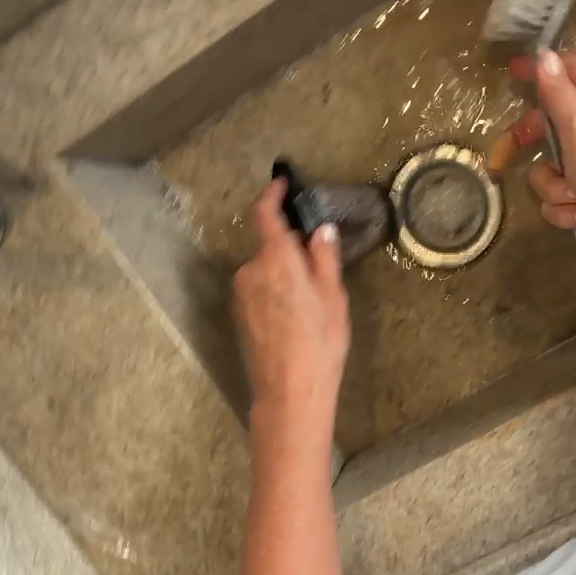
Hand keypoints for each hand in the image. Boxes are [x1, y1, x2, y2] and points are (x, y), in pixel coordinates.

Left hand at [234, 179, 349, 428]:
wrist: (291, 389)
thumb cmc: (320, 341)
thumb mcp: (333, 296)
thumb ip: (324, 257)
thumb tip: (320, 230)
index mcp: (276, 257)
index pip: (264, 213)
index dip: (271, 195)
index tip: (282, 184)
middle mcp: (251, 270)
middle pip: (269, 247)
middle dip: (290, 249)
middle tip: (319, 266)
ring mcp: (242, 294)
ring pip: (265, 271)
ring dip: (284, 274)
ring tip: (312, 301)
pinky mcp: (242, 316)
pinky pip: (260, 291)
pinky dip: (276, 293)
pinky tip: (296, 317)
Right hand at [508, 50, 575, 268]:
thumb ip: (560, 94)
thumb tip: (544, 55)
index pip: (566, 70)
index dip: (540, 66)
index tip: (513, 71)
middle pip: (546, 124)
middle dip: (533, 141)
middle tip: (520, 145)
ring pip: (546, 171)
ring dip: (555, 188)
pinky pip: (556, 199)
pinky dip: (565, 210)